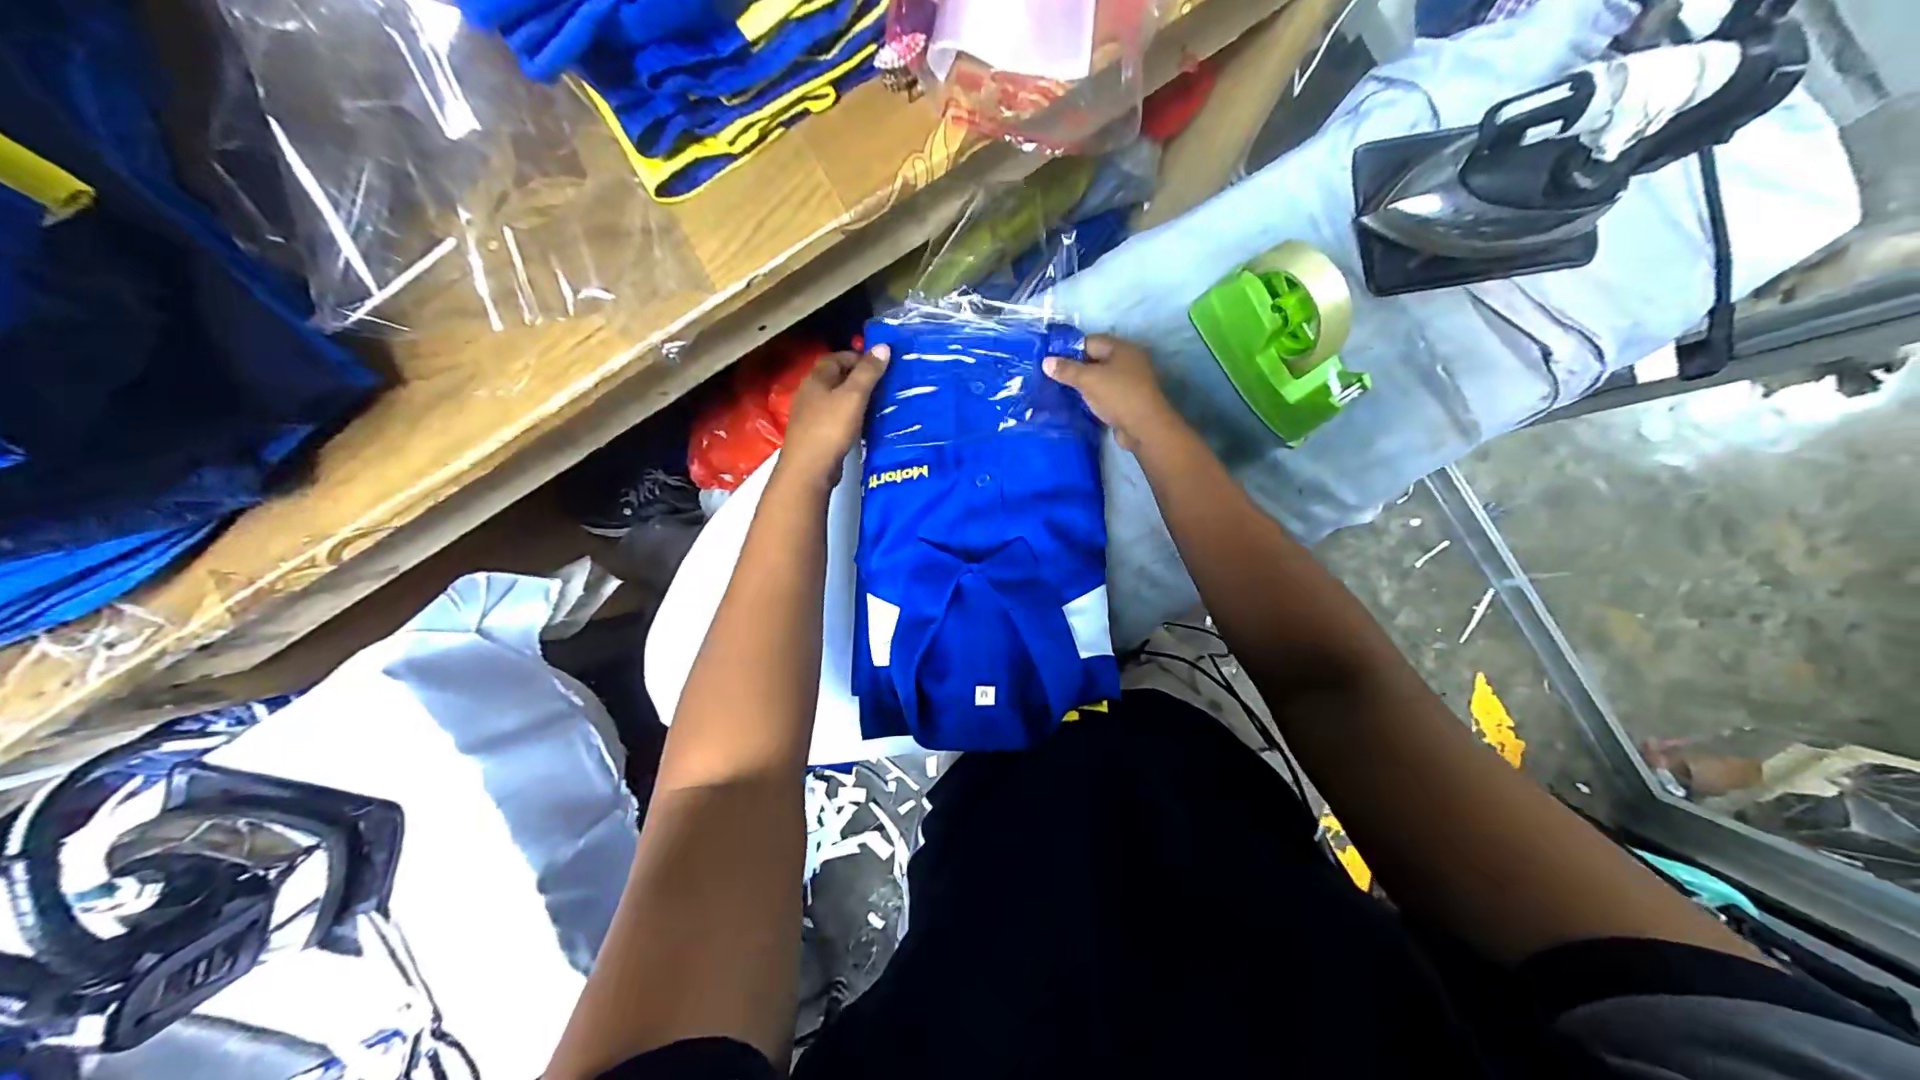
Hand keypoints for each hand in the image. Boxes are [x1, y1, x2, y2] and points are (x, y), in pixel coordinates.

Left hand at [774, 345, 889, 491]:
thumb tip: (883, 346)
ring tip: (878, 403)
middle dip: (858, 378)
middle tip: (883, 383)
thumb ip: (868, 372)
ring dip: (855, 399)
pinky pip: (835, 418)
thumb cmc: (830, 428)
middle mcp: (809, 393)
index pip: (837, 357)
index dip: (858, 357)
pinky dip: (850, 416)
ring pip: (836, 399)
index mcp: (816, 379)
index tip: (880, 364)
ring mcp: (810, 415)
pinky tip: (863, 425)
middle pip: (836, 378)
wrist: (808, 469)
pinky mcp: (815, 435)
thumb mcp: (854, 396)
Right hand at [1042, 335, 1181, 451]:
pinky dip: (1092, 396)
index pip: (1090, 341)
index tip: (1051, 361)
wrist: (1145, 428)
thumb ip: (1066, 370)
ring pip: (1100, 377)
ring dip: (1083, 384)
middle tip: (1052, 376)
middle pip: (1095, 359)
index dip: (1069, 349)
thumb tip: (1046, 361)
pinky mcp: (1128, 400)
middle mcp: (1128, 361)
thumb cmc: (1118, 395)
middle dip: (1075, 367)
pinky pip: (1105, 393)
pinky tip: (1077, 402)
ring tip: (1061, 390)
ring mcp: (1129, 381)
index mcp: (1121, 349)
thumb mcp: (1088, 380)